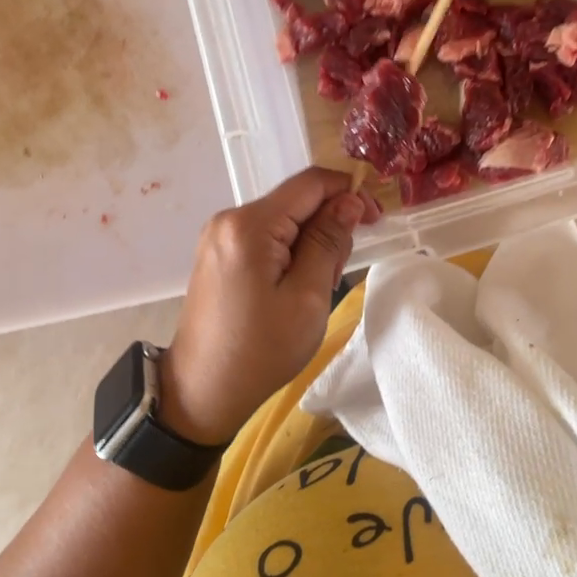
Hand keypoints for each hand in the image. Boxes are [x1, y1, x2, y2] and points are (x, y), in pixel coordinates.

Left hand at [158, 168, 379, 445]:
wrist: (200, 393)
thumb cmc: (260, 351)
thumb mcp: (307, 298)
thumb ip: (328, 242)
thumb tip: (348, 200)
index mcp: (250, 225)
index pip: (311, 183)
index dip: (349, 192)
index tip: (375, 219)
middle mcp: (230, 218)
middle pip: (297, 200)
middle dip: (329, 225)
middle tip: (337, 274)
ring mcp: (220, 235)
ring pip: (284, 219)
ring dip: (311, 242)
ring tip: (315, 289)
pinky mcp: (219, 252)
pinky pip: (266, 236)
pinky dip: (290, 252)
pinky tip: (295, 286)